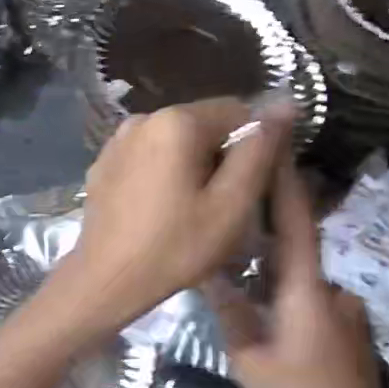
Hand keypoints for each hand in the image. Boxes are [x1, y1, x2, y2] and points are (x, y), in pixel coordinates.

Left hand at [46, 97, 293, 337]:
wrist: (105, 281)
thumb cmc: (175, 248)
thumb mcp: (230, 205)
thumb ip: (259, 152)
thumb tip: (285, 106)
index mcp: (177, 121)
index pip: (238, 112)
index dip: (254, 147)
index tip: (250, 188)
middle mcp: (143, 118)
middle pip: (204, 125)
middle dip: (221, 158)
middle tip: (221, 207)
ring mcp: (118, 141)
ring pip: (176, 143)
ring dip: (192, 168)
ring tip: (189, 213)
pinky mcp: (103, 165)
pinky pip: (148, 158)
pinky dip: (162, 176)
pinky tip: (159, 212)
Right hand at [209, 163, 388, 387]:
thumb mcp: (248, 357)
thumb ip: (231, 309)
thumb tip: (207, 271)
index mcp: (306, 291)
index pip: (296, 223)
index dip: (286, 181)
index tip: (275, 145)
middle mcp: (331, 288)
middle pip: (298, 241)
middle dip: (271, 217)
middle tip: (236, 201)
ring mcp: (344, 305)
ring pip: (301, 272)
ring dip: (274, 261)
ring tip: (239, 260)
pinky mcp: (346, 323)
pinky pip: (310, 292)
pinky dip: (286, 287)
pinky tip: (266, 305)